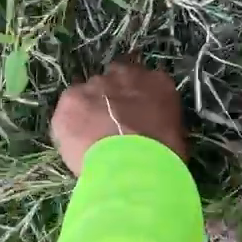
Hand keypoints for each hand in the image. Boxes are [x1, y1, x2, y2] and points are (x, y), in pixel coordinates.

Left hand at [51, 59, 187, 175]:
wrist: (133, 166)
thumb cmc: (163, 156)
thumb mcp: (174, 134)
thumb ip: (158, 120)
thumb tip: (147, 127)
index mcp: (155, 82)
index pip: (140, 81)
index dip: (131, 100)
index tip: (129, 116)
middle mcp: (122, 75)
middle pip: (110, 84)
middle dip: (107, 102)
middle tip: (109, 129)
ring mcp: (92, 86)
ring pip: (85, 96)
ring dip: (86, 114)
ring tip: (90, 142)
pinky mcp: (68, 102)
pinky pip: (66, 115)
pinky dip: (69, 129)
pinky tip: (77, 149)